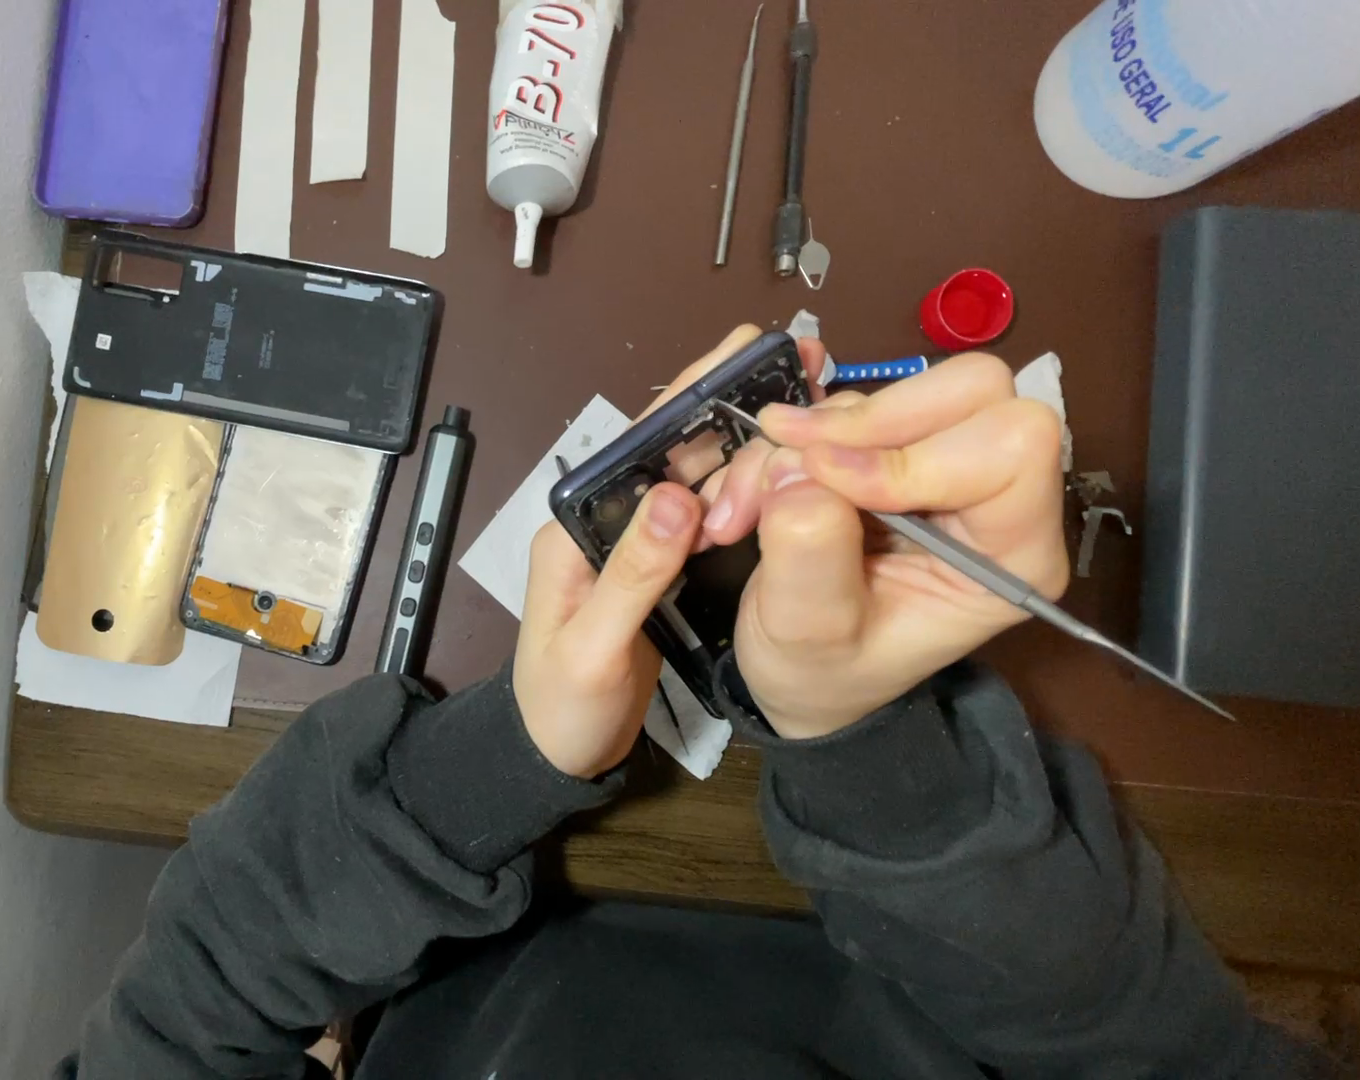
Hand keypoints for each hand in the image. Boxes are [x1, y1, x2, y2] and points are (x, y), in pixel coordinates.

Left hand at [511, 326, 773, 777]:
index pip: (631, 453)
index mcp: (573, 531)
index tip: (742, 359)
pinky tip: (776, 477)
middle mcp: (602, 525)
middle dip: (724, 412)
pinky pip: (699, 522)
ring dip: (737, 448)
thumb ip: (630, 575)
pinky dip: (735, 496)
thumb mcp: (592, 646)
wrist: (558, 751)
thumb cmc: (560, 705)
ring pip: (688, 484)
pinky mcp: (655, 570)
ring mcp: (632, 546)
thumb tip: (677, 496)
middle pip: (665, 458)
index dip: (685, 405)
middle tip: (796, 369)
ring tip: (802, 410)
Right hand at [701, 349, 1068, 739]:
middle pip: (967, 392)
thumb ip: (809, 555)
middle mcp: (985, 498)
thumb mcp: (807, 632)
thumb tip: (797, 467)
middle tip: (786, 456)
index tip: (820, 480)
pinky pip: (833, 414)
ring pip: (887, 394)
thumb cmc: (819, 675)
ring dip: (796, 442)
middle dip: (862, 419)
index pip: (1010, 446)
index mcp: (1008, 552)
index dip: (911, 452)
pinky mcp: (877, 459)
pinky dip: (774, 447)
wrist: (798, 679)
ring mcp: (929, 470)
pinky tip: (743, 499)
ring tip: (742, 508)